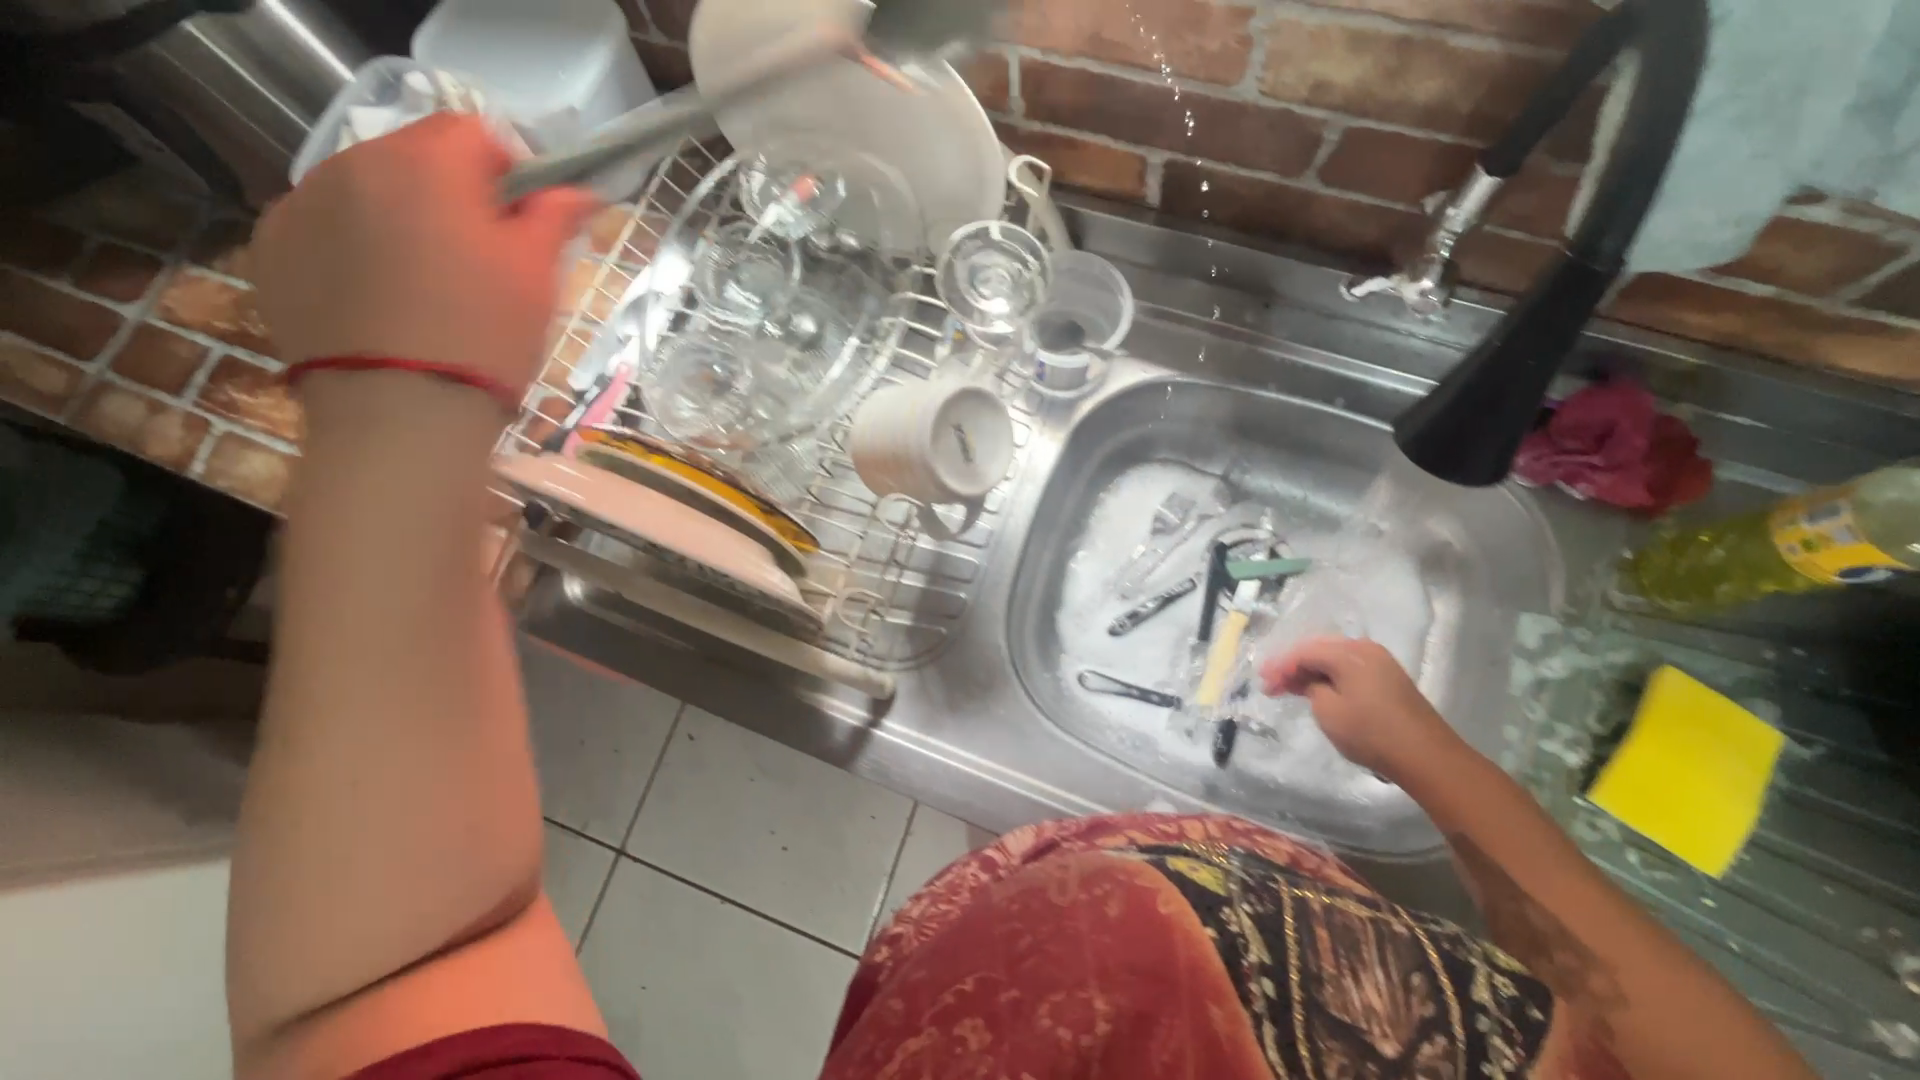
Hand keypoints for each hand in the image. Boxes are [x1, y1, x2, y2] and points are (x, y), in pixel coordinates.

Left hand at [252, 113, 597, 435]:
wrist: (400, 414)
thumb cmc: (485, 336)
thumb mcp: (537, 274)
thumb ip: (555, 216)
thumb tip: (580, 189)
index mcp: (427, 163)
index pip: (475, 132)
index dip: (509, 170)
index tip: (525, 220)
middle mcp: (353, 164)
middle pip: (415, 156)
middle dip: (451, 193)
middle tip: (480, 259)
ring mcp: (302, 205)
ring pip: (368, 191)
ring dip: (401, 217)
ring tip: (427, 283)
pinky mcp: (272, 250)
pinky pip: (326, 228)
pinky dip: (355, 247)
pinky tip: (381, 299)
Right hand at [1259, 636, 1463, 781]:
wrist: (1425, 755)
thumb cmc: (1370, 733)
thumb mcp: (1328, 711)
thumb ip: (1311, 687)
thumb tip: (1311, 681)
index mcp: (1349, 653)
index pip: (1304, 651)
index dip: (1280, 666)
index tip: (1263, 684)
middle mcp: (1365, 649)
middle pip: (1319, 648)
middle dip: (1292, 665)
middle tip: (1271, 684)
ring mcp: (1380, 661)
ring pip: (1334, 657)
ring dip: (1311, 670)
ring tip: (1290, 687)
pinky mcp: (1388, 677)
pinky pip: (1349, 667)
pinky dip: (1329, 675)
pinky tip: (1318, 689)